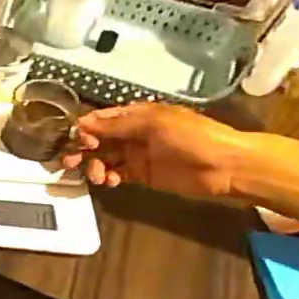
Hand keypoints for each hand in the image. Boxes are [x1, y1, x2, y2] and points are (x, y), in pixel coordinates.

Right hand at [61, 103, 250, 198]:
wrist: (229, 165)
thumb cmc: (192, 136)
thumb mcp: (153, 124)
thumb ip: (116, 125)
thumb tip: (81, 124)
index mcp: (133, 116)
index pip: (97, 120)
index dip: (82, 129)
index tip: (76, 141)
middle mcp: (130, 134)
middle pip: (95, 140)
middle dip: (80, 150)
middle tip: (69, 163)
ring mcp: (135, 155)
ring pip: (102, 158)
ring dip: (93, 166)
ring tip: (97, 176)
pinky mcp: (142, 175)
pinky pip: (116, 174)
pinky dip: (108, 178)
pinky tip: (111, 182)